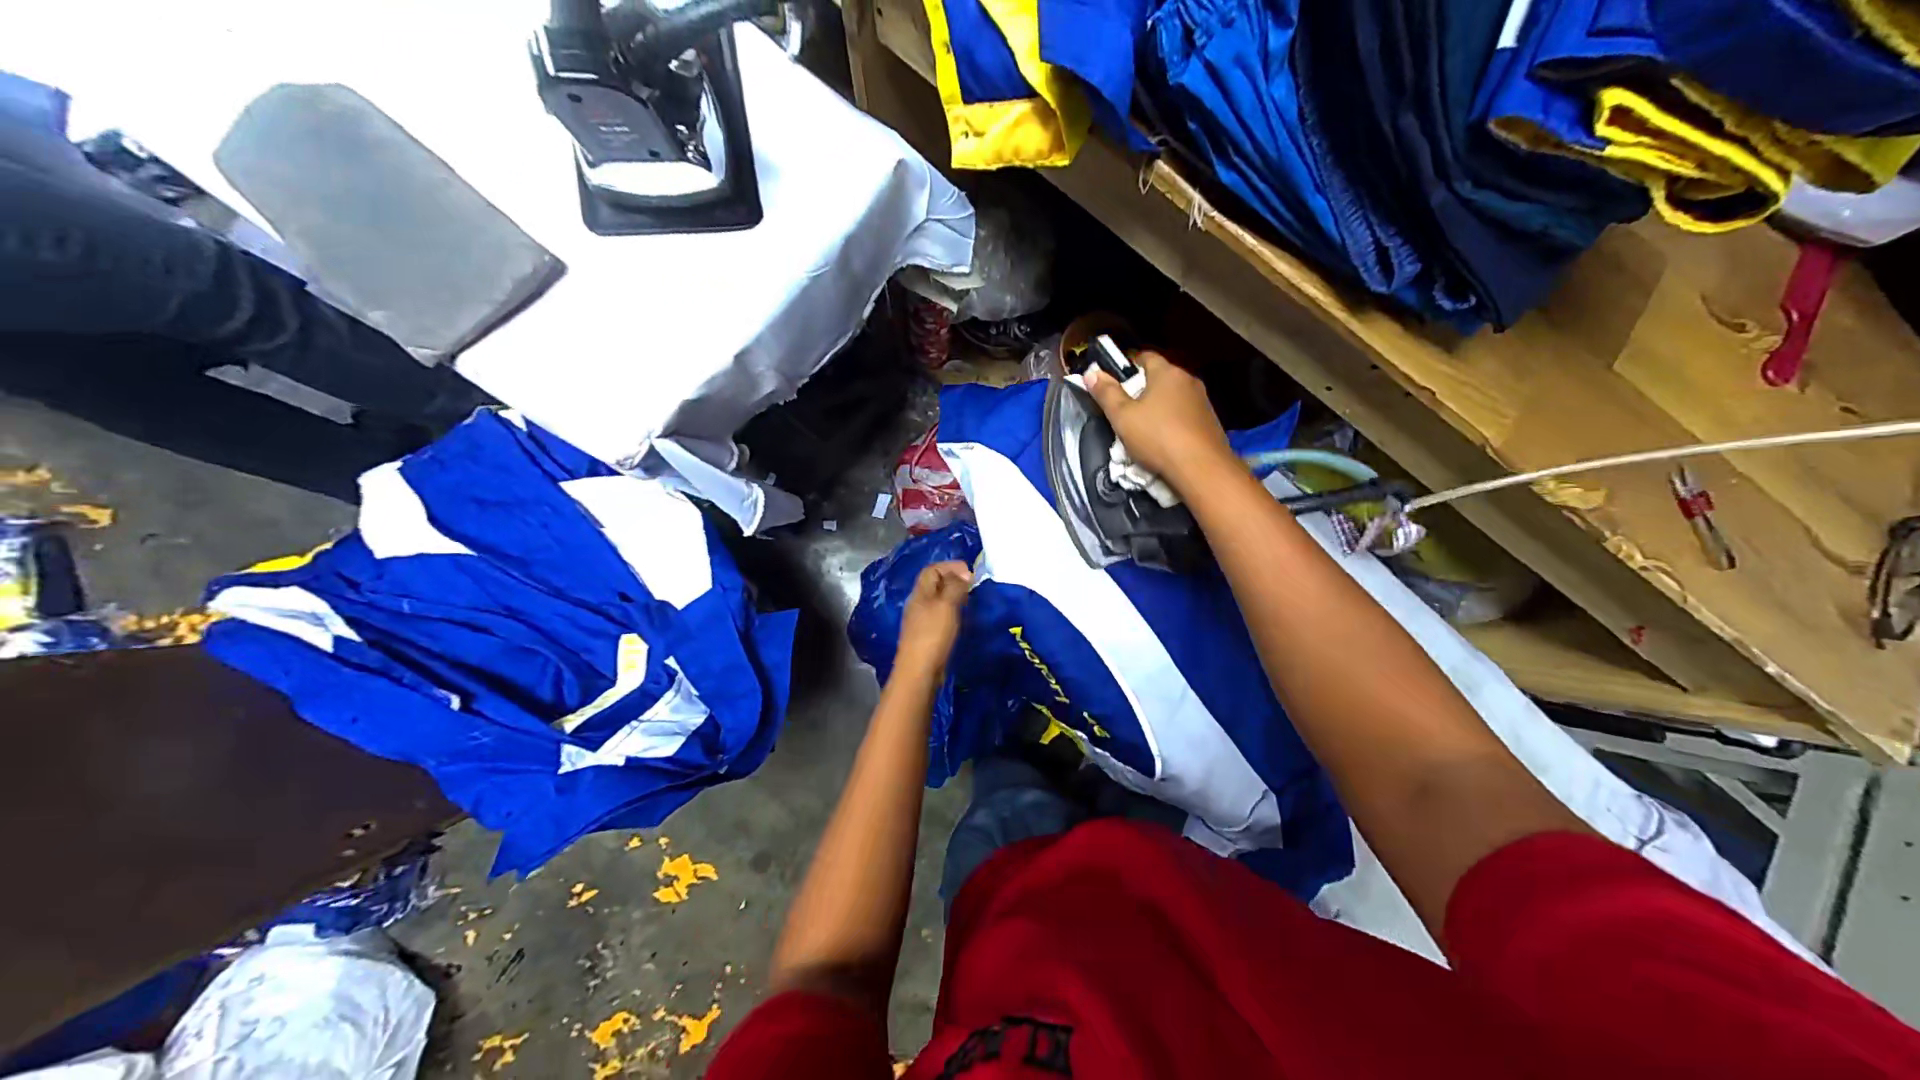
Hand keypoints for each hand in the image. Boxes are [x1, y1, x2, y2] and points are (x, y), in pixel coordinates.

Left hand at [895, 560, 971, 673]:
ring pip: (937, 600)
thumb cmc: (933, 634)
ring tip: (970, 600)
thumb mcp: (947, 605)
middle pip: (933, 584)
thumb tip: (963, 573)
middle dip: (953, 580)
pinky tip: (961, 619)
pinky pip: (939, 615)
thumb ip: (955, 586)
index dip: (950, 566)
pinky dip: (951, 611)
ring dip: (953, 596)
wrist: (919, 671)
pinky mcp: (925, 635)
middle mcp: (918, 604)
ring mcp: (920, 620)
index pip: (932, 570)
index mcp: (920, 593)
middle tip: (972, 585)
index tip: (970, 571)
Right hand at [1081, 350, 1238, 494]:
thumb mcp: (1123, 417)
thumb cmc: (1157, 438)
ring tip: (1144, 430)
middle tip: (1125, 412)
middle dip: (1142, 390)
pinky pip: (1185, 415)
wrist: (1202, 469)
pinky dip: (1173, 423)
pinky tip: (1165, 442)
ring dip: (1159, 408)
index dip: (1126, 367)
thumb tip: (1091, 373)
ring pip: (1173, 398)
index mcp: (1167, 372)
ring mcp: (1203, 401)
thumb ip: (1106, 393)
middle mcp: (1188, 380)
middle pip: (1159, 378)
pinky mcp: (1210, 421)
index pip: (1144, 356)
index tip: (1114, 386)